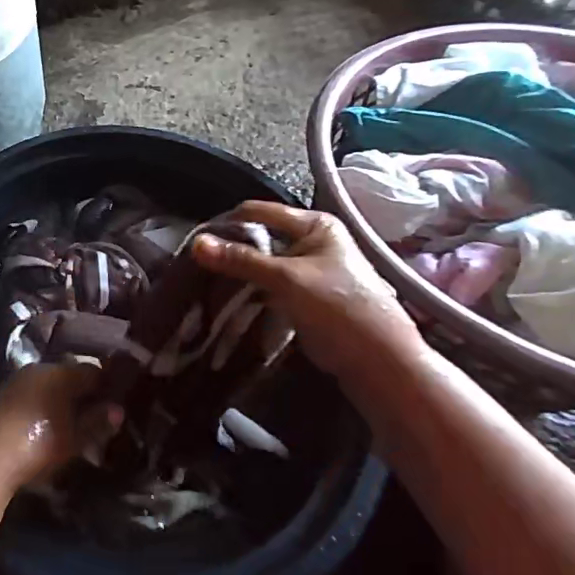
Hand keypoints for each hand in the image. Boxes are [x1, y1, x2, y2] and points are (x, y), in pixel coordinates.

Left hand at [0, 363, 119, 499]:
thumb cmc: (37, 446)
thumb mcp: (74, 439)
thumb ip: (97, 422)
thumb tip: (118, 409)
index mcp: (60, 374)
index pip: (93, 371)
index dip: (109, 386)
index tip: (119, 404)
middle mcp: (39, 368)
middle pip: (71, 374)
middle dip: (86, 392)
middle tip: (100, 416)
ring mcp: (19, 378)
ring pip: (52, 382)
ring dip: (65, 397)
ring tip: (77, 422)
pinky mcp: (4, 392)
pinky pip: (35, 390)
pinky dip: (46, 401)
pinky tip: (50, 421)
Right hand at [190, 201, 425, 382]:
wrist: (378, 362)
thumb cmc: (339, 309)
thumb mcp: (286, 279)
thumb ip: (240, 259)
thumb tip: (196, 243)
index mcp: (316, 224)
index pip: (258, 212)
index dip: (227, 225)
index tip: (197, 243)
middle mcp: (311, 239)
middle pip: (257, 236)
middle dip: (229, 249)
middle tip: (197, 264)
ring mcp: (306, 267)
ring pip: (258, 261)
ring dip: (235, 270)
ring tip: (204, 279)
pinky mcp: (301, 292)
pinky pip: (264, 282)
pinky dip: (246, 287)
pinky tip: (224, 294)